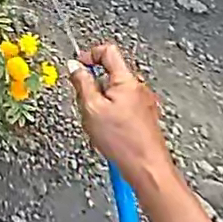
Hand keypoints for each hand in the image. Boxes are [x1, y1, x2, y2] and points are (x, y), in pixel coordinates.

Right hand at [68, 42, 171, 182]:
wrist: (147, 169)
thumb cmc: (123, 141)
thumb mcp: (91, 108)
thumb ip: (81, 83)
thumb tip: (74, 66)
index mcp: (126, 80)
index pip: (107, 51)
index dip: (89, 55)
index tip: (78, 67)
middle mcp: (138, 88)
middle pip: (110, 73)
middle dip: (94, 84)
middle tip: (86, 102)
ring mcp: (143, 103)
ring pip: (115, 91)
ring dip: (102, 101)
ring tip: (98, 121)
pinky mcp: (144, 117)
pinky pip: (123, 105)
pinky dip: (111, 112)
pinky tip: (108, 130)